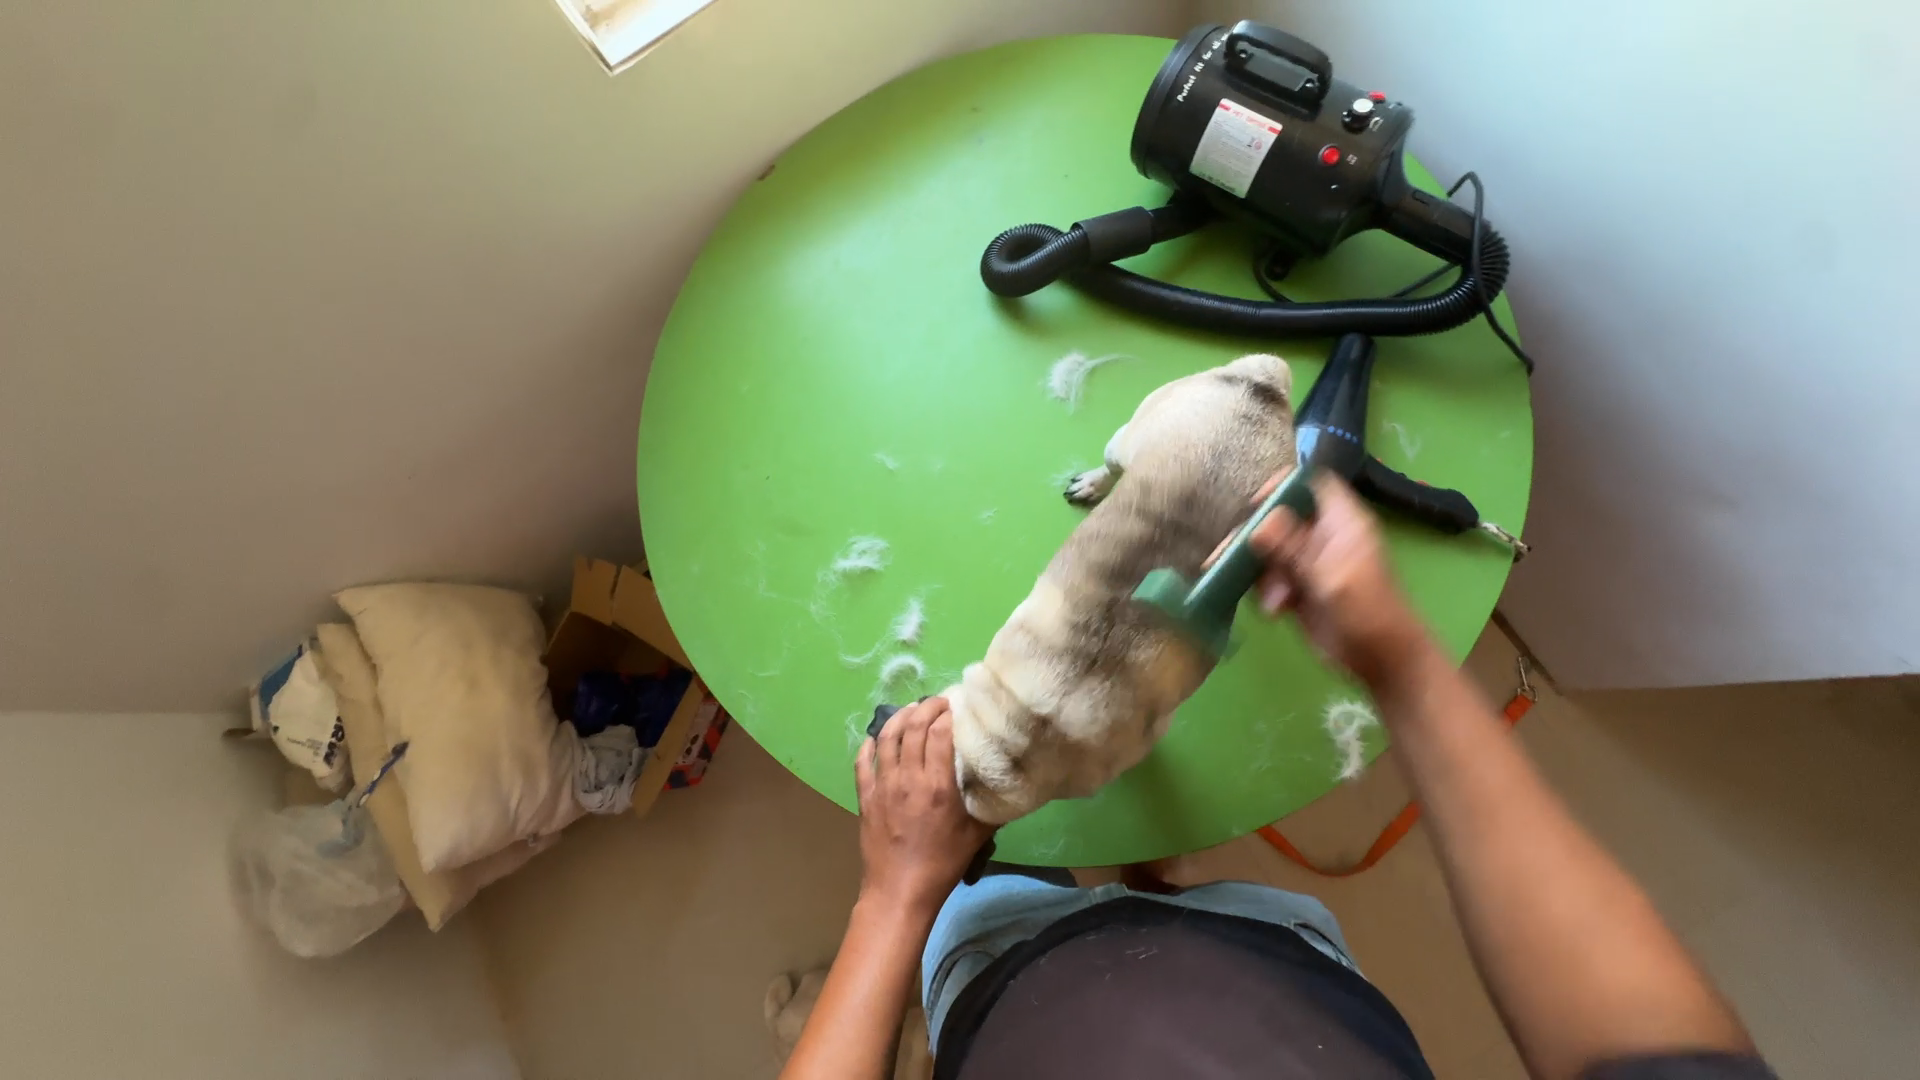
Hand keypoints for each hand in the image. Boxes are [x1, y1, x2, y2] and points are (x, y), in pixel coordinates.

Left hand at [854, 698, 993, 916]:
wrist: (899, 892)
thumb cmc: (942, 864)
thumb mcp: (976, 835)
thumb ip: (991, 806)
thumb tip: (1009, 785)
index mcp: (937, 785)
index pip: (940, 733)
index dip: (947, 714)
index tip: (955, 706)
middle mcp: (908, 778)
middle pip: (913, 727)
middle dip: (926, 708)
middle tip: (937, 702)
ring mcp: (883, 785)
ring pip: (887, 738)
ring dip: (899, 718)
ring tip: (911, 710)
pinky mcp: (865, 797)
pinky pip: (863, 762)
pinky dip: (870, 745)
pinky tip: (876, 738)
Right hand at [1233, 471, 1431, 688]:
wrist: (1381, 661)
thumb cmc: (1367, 613)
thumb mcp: (1331, 578)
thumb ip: (1294, 548)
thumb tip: (1260, 522)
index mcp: (1341, 522)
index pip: (1310, 483)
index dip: (1282, 486)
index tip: (1255, 504)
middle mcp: (1321, 536)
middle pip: (1277, 518)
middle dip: (1253, 537)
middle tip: (1228, 555)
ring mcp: (1307, 562)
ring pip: (1266, 549)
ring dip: (1259, 573)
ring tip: (1270, 602)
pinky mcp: (1296, 587)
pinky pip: (1267, 577)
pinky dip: (1263, 591)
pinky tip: (1272, 610)